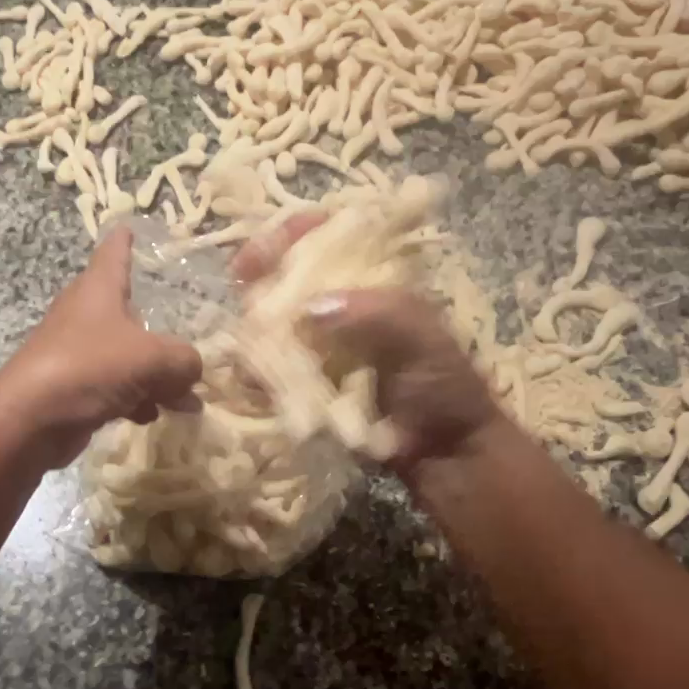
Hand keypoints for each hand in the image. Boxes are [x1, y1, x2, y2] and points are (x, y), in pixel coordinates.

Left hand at [0, 229, 203, 453]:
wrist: (30, 419)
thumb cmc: (89, 367)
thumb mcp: (151, 358)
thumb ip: (182, 360)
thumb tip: (192, 370)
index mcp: (98, 289)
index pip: (113, 252)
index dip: (124, 239)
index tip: (131, 225)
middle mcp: (86, 314)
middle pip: (125, 306)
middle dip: (154, 318)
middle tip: (187, 320)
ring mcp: (77, 352)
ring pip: (124, 352)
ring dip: (154, 371)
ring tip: (186, 392)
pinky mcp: (74, 388)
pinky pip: (114, 385)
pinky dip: (135, 397)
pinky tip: (156, 415)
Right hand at [232, 214, 508, 476]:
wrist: (447, 455)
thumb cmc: (445, 390)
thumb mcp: (425, 343)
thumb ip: (378, 316)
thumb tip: (311, 307)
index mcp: (376, 279)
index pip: (330, 234)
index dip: (293, 233)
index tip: (262, 252)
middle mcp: (343, 302)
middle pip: (288, 270)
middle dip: (261, 275)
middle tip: (240, 286)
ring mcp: (323, 341)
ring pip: (272, 316)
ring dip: (254, 324)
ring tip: (245, 342)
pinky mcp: (308, 377)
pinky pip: (269, 363)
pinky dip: (255, 366)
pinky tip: (251, 376)